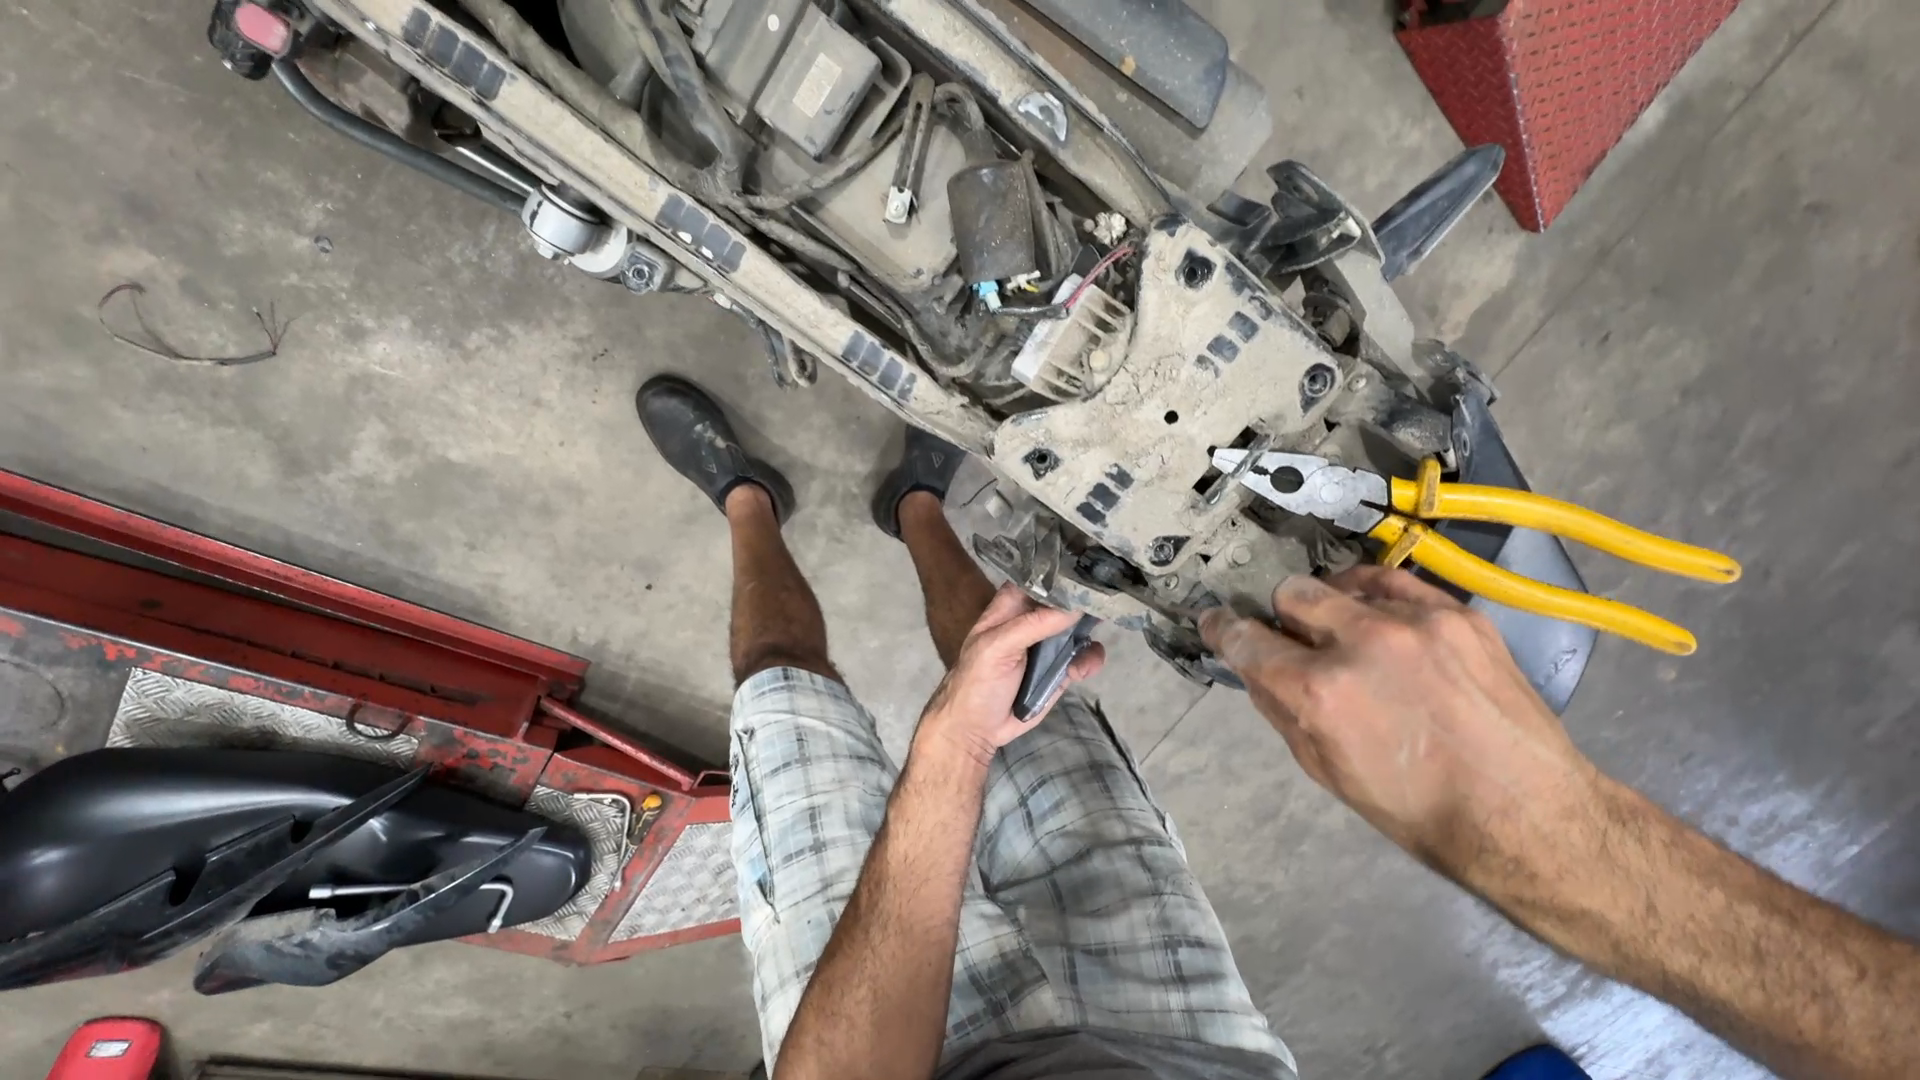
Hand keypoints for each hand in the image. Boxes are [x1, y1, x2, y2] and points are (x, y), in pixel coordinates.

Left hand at [918, 584, 1106, 766]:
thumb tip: (1073, 608)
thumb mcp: (996, 647)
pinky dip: (1090, 660)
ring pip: (1079, 629)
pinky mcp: (1059, 670)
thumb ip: (1032, 625)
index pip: (1038, 578)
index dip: (1060, 571)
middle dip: (1085, 601)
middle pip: (1065, 600)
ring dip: (1091, 634)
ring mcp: (1047, 645)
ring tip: (1090, 645)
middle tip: (1106, 601)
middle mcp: (1032, 620)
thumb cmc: (975, 682)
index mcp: (1010, 606)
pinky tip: (1083, 670)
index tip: (1088, 566)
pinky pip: (1082, 658)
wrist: (975, 730)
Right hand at [1200, 566, 1603, 886]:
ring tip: (1346, 632)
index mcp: (1318, 692)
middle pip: (1291, 594)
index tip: (1216, 621)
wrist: (1525, 814)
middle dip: (1281, 615)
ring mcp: (1414, 622)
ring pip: (1342, 583)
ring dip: (1330, 606)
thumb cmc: (1413, 808)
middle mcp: (1361, 643)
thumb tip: (1255, 668)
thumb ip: (1279, 709)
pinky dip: (1376, 599)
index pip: (1245, 638)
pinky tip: (1382, 620)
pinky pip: (1395, 584)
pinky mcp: (1457, 613)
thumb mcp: (1323, 769)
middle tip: (1294, 638)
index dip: (1222, 628)